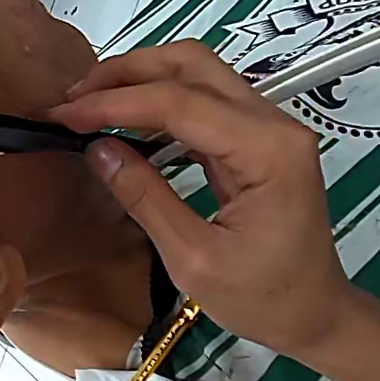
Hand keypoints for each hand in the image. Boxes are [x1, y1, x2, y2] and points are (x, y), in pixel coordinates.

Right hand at [51, 41, 371, 358]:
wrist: (315, 314)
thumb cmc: (262, 299)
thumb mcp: (193, 259)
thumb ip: (145, 198)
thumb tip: (97, 150)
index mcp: (267, 151)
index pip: (180, 103)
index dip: (115, 103)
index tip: (64, 115)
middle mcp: (275, 124)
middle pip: (193, 65)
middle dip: (127, 72)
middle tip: (76, 97)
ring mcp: (270, 128)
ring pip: (199, 75)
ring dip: (143, 81)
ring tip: (92, 104)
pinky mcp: (260, 140)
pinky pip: (205, 104)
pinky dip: (162, 105)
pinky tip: (129, 122)